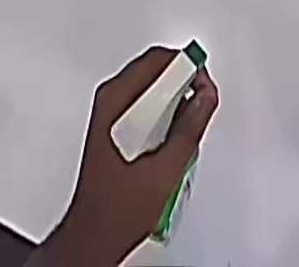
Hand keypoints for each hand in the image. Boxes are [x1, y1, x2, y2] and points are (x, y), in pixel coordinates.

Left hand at [41, 47, 218, 266]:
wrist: (92, 239)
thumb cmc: (115, 210)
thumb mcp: (163, 171)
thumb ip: (188, 129)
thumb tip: (206, 96)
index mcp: (115, 102)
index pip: (158, 60)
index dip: (188, 67)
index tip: (204, 86)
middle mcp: (110, 100)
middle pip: (156, 69)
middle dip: (184, 84)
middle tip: (202, 105)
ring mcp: (111, 111)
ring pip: (155, 85)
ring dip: (177, 101)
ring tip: (184, 133)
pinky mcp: (116, 124)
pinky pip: (149, 102)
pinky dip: (167, 113)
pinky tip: (171, 142)